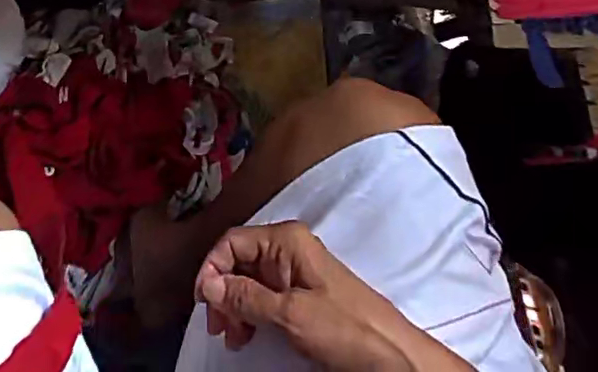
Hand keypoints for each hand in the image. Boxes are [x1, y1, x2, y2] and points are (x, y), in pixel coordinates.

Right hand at [195, 221, 472, 371]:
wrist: (394, 356)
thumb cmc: (345, 329)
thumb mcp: (290, 314)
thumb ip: (246, 296)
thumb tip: (209, 283)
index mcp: (285, 240)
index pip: (233, 240)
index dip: (212, 267)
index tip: (203, 301)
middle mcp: (287, 248)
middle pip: (238, 259)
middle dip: (222, 290)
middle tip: (217, 325)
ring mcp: (295, 270)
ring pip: (248, 279)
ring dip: (233, 304)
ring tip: (231, 335)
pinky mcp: (301, 293)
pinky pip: (264, 295)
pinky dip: (250, 313)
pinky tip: (246, 333)